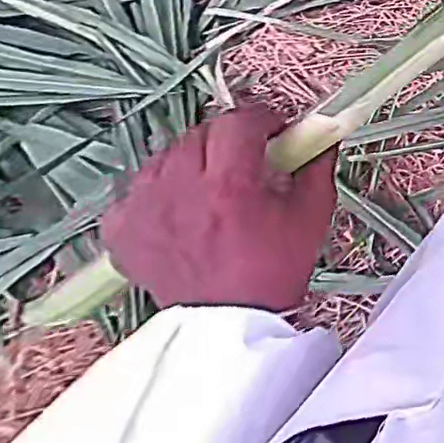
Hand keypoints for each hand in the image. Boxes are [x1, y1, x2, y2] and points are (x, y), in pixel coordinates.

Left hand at [103, 102, 336, 311]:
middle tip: (248, 156)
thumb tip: (322, 131)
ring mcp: (143, 210)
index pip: (238, 122)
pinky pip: (137, 188)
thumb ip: (318, 162)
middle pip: (201, 133)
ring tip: (212, 180)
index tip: (275, 131)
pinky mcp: (120, 231)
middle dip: (230, 137)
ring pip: (167, 155)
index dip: (262, 119)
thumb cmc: (277, 265)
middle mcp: (179, 190)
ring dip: (194, 158)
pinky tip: (180, 203)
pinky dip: (159, 187)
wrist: (230, 323)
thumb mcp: (313, 211)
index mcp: (229, 184)